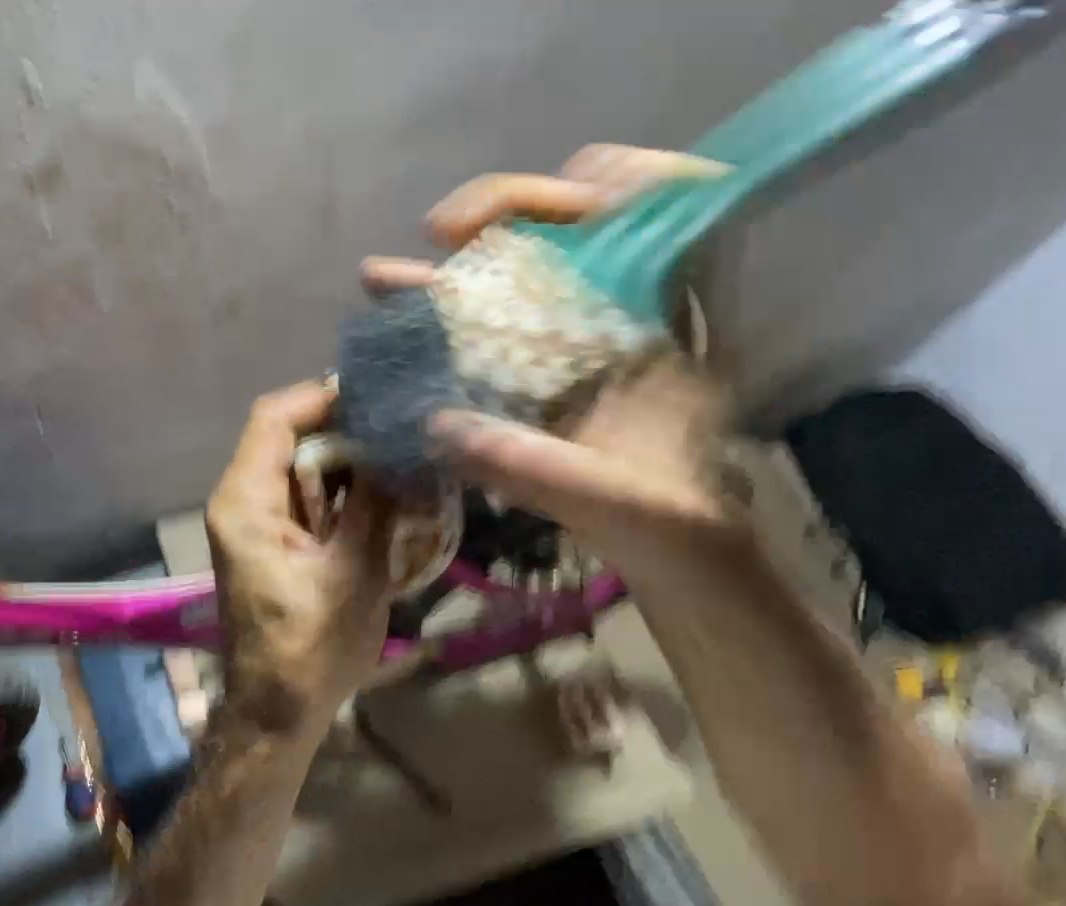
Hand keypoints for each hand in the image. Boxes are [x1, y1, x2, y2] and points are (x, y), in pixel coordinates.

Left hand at [207, 381, 393, 741]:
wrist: (276, 711)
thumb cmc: (311, 647)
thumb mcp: (354, 571)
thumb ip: (374, 502)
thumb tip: (399, 447)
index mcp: (246, 502)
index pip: (275, 418)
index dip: (325, 397)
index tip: (381, 396)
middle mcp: (239, 502)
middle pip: (286, 438)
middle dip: (345, 429)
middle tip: (404, 428)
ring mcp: (251, 524)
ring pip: (296, 467)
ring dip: (345, 461)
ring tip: (403, 455)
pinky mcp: (268, 544)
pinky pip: (300, 499)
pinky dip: (337, 492)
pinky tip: (383, 494)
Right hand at [361, 145, 744, 582]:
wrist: (683, 568)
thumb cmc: (678, 534)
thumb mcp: (624, 504)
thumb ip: (541, 468)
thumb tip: (437, 427)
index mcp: (671, 331)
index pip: (671, 212)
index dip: (627, 177)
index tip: (567, 187)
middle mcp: (628, 323)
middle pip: (575, 234)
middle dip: (504, 215)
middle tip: (437, 230)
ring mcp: (585, 352)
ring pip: (522, 287)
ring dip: (454, 278)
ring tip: (382, 277)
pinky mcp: (553, 387)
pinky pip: (500, 342)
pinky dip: (451, 334)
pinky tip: (403, 338)